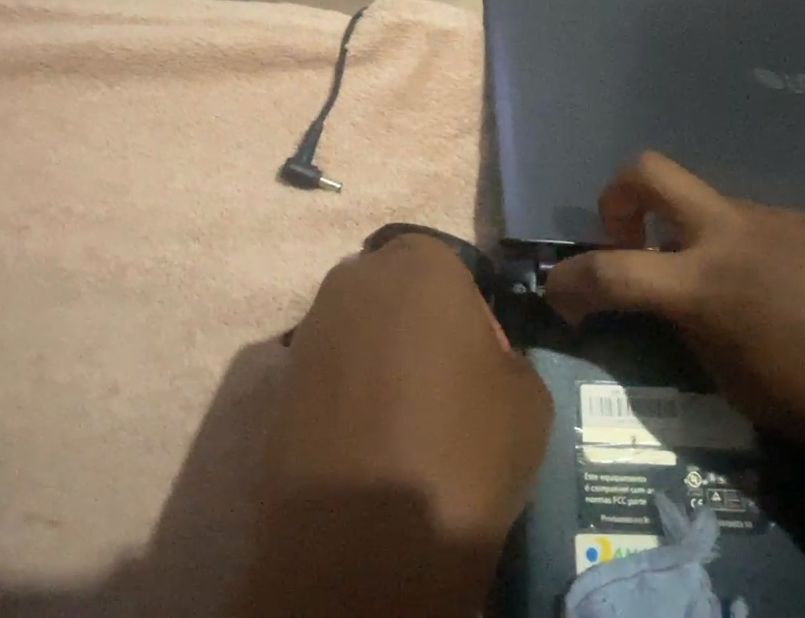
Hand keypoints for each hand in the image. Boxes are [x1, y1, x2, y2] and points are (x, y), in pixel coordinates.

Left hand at [242, 234, 549, 615]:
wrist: (368, 540)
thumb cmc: (465, 446)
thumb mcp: (528, 393)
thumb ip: (501, 351)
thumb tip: (475, 358)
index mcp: (419, 264)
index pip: (451, 268)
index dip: (469, 314)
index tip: (478, 361)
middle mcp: (353, 279)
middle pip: (396, 291)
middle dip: (416, 324)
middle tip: (441, 385)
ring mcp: (307, 329)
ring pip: (358, 329)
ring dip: (378, 358)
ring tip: (400, 420)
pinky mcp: (276, 382)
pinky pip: (327, 372)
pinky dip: (345, 393)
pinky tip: (365, 442)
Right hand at [544, 152, 804, 468]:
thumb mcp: (746, 392)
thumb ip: (696, 339)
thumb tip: (680, 314)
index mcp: (704, 282)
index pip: (608, 270)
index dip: (569, 284)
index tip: (559, 300)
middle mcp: (731, 231)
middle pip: (649, 171)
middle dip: (616, 199)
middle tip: (623, 241)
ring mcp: (776, 218)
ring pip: (706, 204)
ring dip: (685, 235)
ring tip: (716, 299)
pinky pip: (753, 226)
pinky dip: (736, 251)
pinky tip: (776, 301)